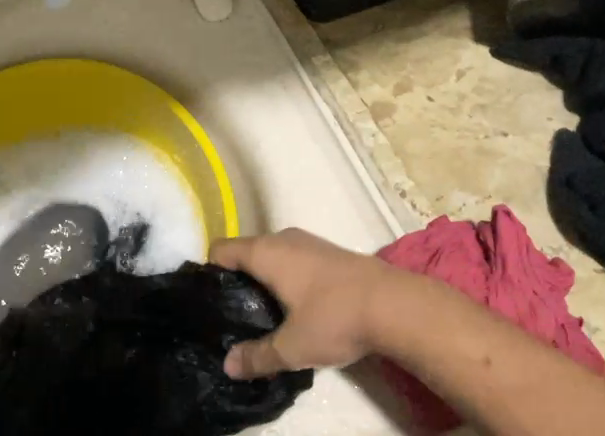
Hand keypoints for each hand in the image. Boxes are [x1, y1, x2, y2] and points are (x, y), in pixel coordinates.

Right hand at [209, 228, 396, 379]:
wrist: (395, 304)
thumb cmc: (334, 318)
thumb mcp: (293, 347)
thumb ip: (258, 356)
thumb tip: (228, 366)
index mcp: (265, 252)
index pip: (221, 250)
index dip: (210, 273)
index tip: (210, 302)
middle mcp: (281, 238)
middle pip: (245, 252)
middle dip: (238, 280)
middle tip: (237, 316)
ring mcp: (307, 241)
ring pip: (272, 255)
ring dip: (265, 279)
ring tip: (266, 315)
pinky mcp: (328, 251)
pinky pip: (293, 259)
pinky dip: (287, 277)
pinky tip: (297, 306)